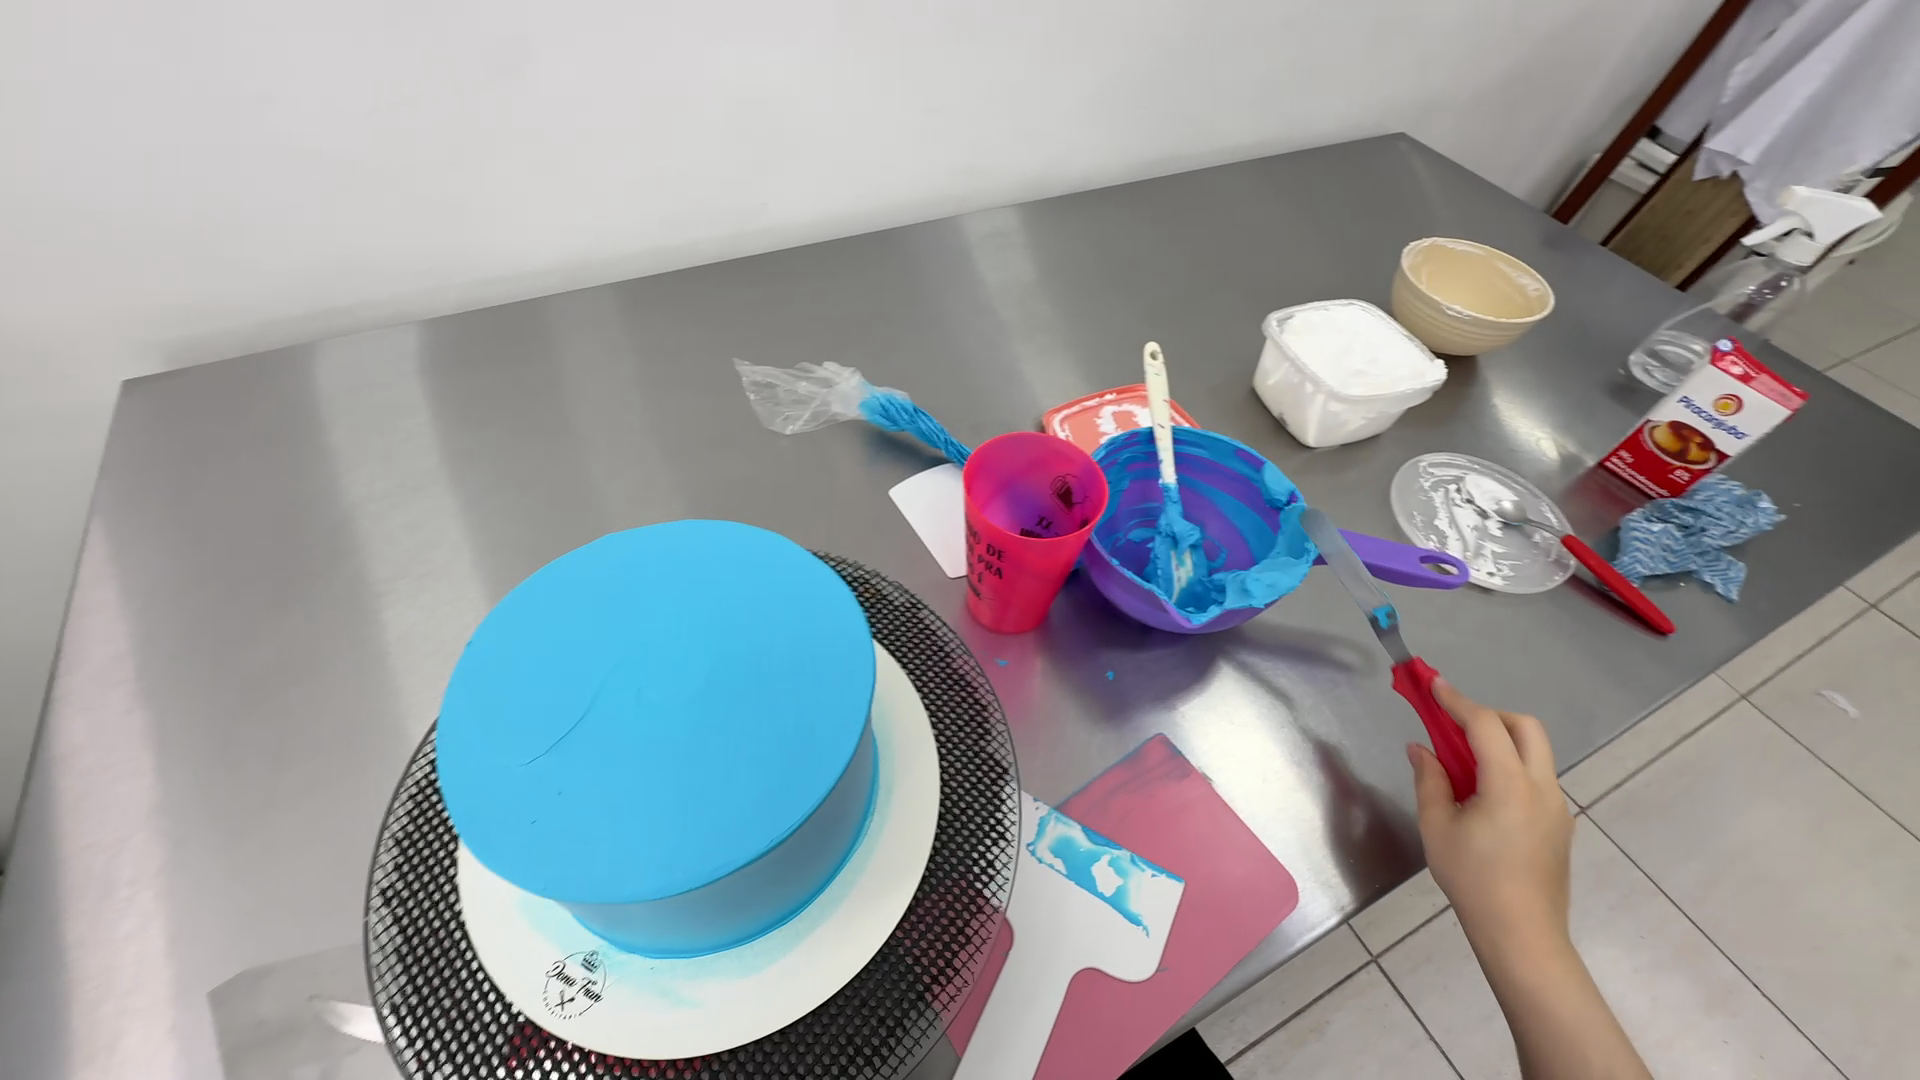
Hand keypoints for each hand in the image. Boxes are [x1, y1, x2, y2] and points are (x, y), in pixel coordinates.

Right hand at [1407, 679, 1573, 959]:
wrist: (1522, 933)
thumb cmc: (1472, 878)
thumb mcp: (1436, 826)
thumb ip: (1429, 779)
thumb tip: (1421, 749)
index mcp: (1510, 785)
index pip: (1486, 725)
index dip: (1457, 701)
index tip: (1433, 685)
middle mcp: (1542, 788)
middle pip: (1525, 728)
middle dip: (1489, 714)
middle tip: (1453, 722)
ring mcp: (1557, 806)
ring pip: (1535, 752)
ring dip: (1500, 740)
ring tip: (1461, 759)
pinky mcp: (1559, 824)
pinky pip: (1536, 777)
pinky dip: (1509, 766)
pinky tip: (1481, 792)